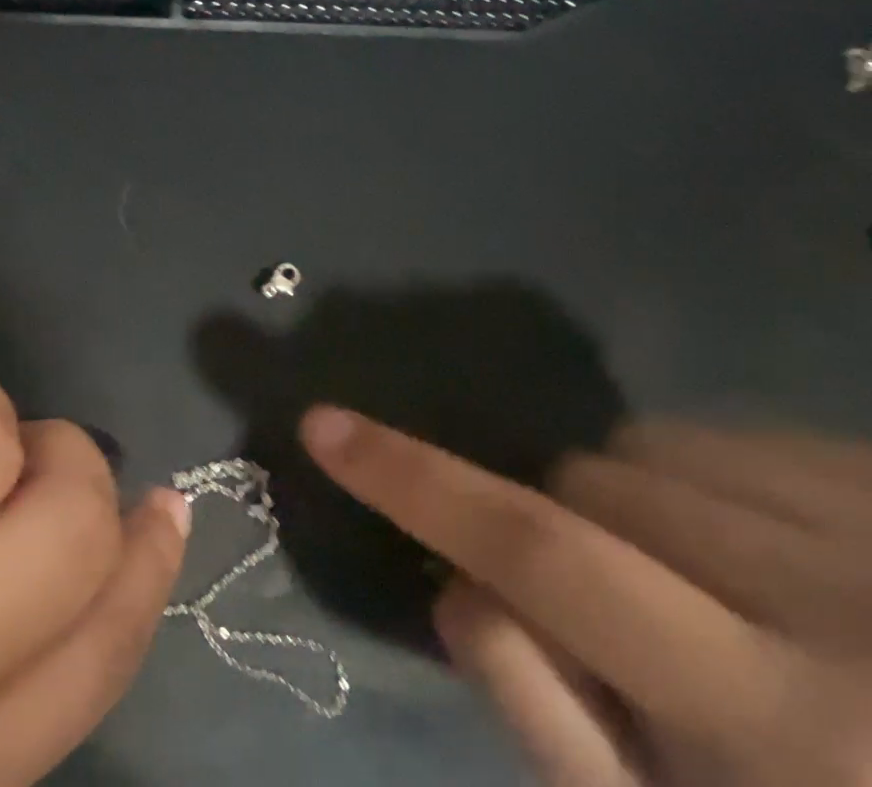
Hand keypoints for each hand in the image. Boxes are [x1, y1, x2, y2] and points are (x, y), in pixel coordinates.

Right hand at [302, 407, 871, 785]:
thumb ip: (530, 700)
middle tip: (608, 606)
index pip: (541, 553)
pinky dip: (705, 474)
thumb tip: (454, 575)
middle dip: (553, 519)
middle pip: (593, 481)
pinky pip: (744, 433)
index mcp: (775, 716)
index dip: (418, 481)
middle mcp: (852, 601)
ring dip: (629, 494)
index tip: (324, 427)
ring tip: (691, 578)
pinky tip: (760, 549)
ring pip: (660, 441)